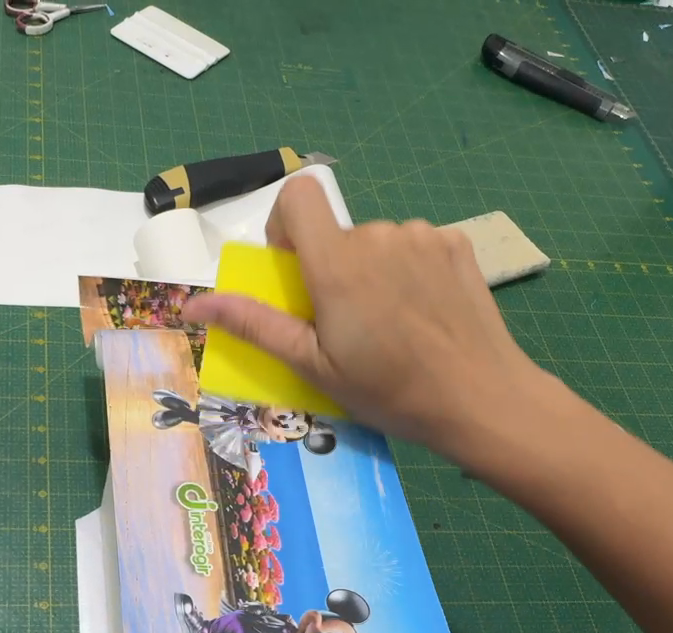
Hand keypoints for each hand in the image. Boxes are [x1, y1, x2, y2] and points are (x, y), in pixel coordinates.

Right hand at [180, 176, 573, 473]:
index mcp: (338, 263)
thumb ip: (254, 325)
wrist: (478, 397)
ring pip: (375, 242)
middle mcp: (379, 235)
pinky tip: (420, 313)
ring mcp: (423, 236)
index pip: (298, 195)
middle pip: (337, 233)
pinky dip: (405, 272)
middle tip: (347, 327)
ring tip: (389, 325)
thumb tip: (194, 303)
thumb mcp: (311, 366)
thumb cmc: (386, 390)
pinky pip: (412, 246)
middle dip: (330, 271)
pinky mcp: (456, 244)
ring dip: (370, 273)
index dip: (285, 226)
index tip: (294, 273)